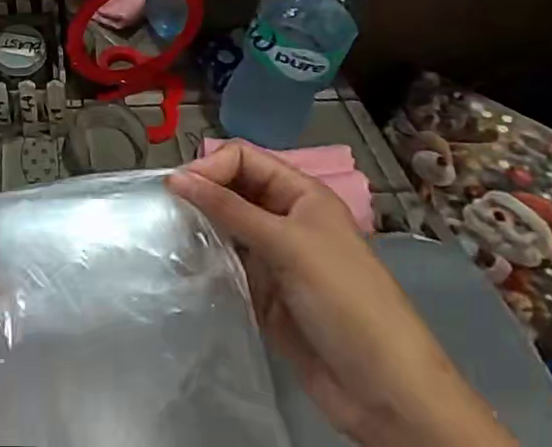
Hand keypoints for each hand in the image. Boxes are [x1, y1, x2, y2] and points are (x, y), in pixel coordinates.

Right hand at [167, 142, 513, 446]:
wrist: (386, 392)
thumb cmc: (346, 301)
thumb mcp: (289, 245)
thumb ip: (230, 210)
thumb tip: (176, 178)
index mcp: (300, 194)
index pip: (244, 159)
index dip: (211, 166)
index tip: (177, 187)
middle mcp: (284, 218)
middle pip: (232, 188)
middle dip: (201, 191)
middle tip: (165, 208)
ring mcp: (272, 255)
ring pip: (225, 224)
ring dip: (200, 224)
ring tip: (167, 233)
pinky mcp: (262, 291)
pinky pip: (226, 262)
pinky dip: (205, 258)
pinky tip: (183, 263)